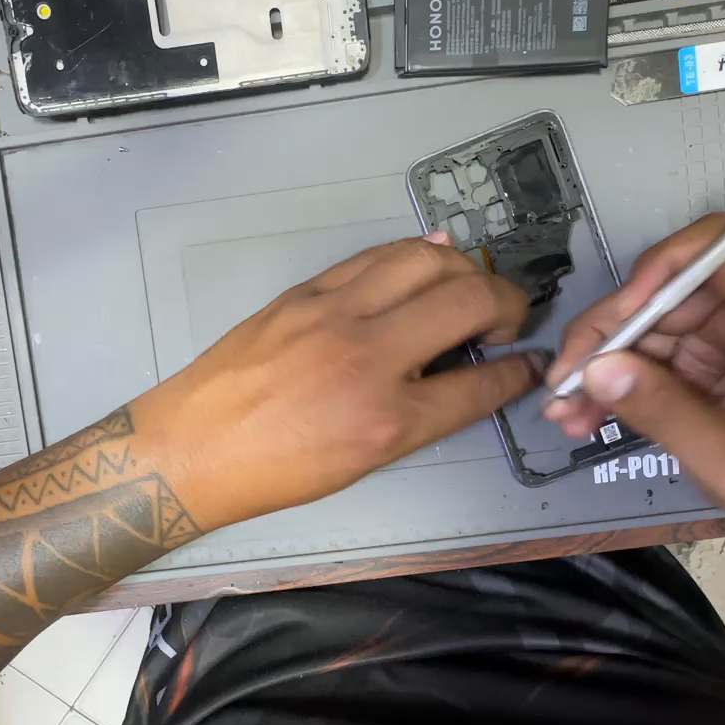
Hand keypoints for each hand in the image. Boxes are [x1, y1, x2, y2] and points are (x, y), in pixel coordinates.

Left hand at [133, 235, 542, 529]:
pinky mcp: (305, 292)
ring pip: (425, 259)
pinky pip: (375, 256)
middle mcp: (368, 357)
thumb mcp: (362, 461)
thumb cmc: (276, 470)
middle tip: (505, 321)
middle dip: (508, 304)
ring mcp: (333, 313)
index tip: (531, 362)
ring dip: (465, 268)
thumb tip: (463, 372)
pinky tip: (429, 259)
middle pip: (468, 300)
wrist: (194, 447)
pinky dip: (413, 254)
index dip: (519, 371)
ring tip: (467, 288)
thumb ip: (422, 415)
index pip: (481, 384)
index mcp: (387, 420)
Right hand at [543, 214, 724, 548]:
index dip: (658, 270)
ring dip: (602, 368)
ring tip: (563, 413)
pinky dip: (617, 389)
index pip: (717, 248)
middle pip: (666, 295)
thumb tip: (592, 370)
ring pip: (650, 333)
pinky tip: (584, 418)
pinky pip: (653, 366)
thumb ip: (659, 407)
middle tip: (562, 381)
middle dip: (608, 335)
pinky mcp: (713, 375)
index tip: (615, 320)